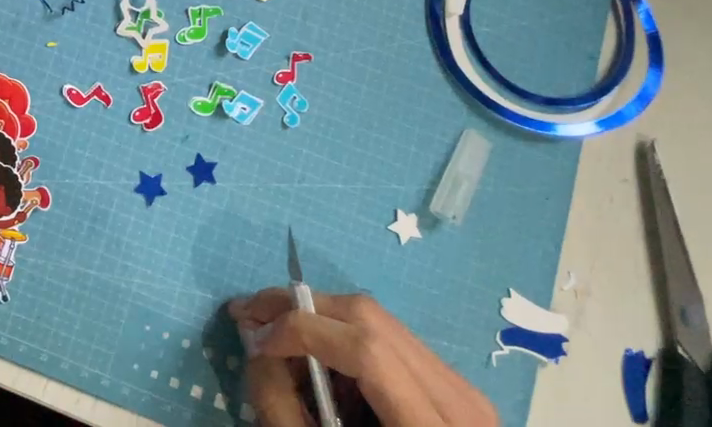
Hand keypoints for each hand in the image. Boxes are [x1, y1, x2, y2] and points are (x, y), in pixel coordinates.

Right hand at [232, 289, 495, 426]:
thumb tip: (257, 343)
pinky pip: (385, 337)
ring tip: (278, 337)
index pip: (366, 350)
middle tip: (250, 315)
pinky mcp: (452, 385)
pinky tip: (316, 357)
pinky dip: (340, 335)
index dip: (302, 332)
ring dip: (316, 317)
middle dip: (298, 307)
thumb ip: (279, 403)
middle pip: (367, 317)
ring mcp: (461, 388)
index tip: (254, 342)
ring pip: (374, 317)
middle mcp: (461, 399)